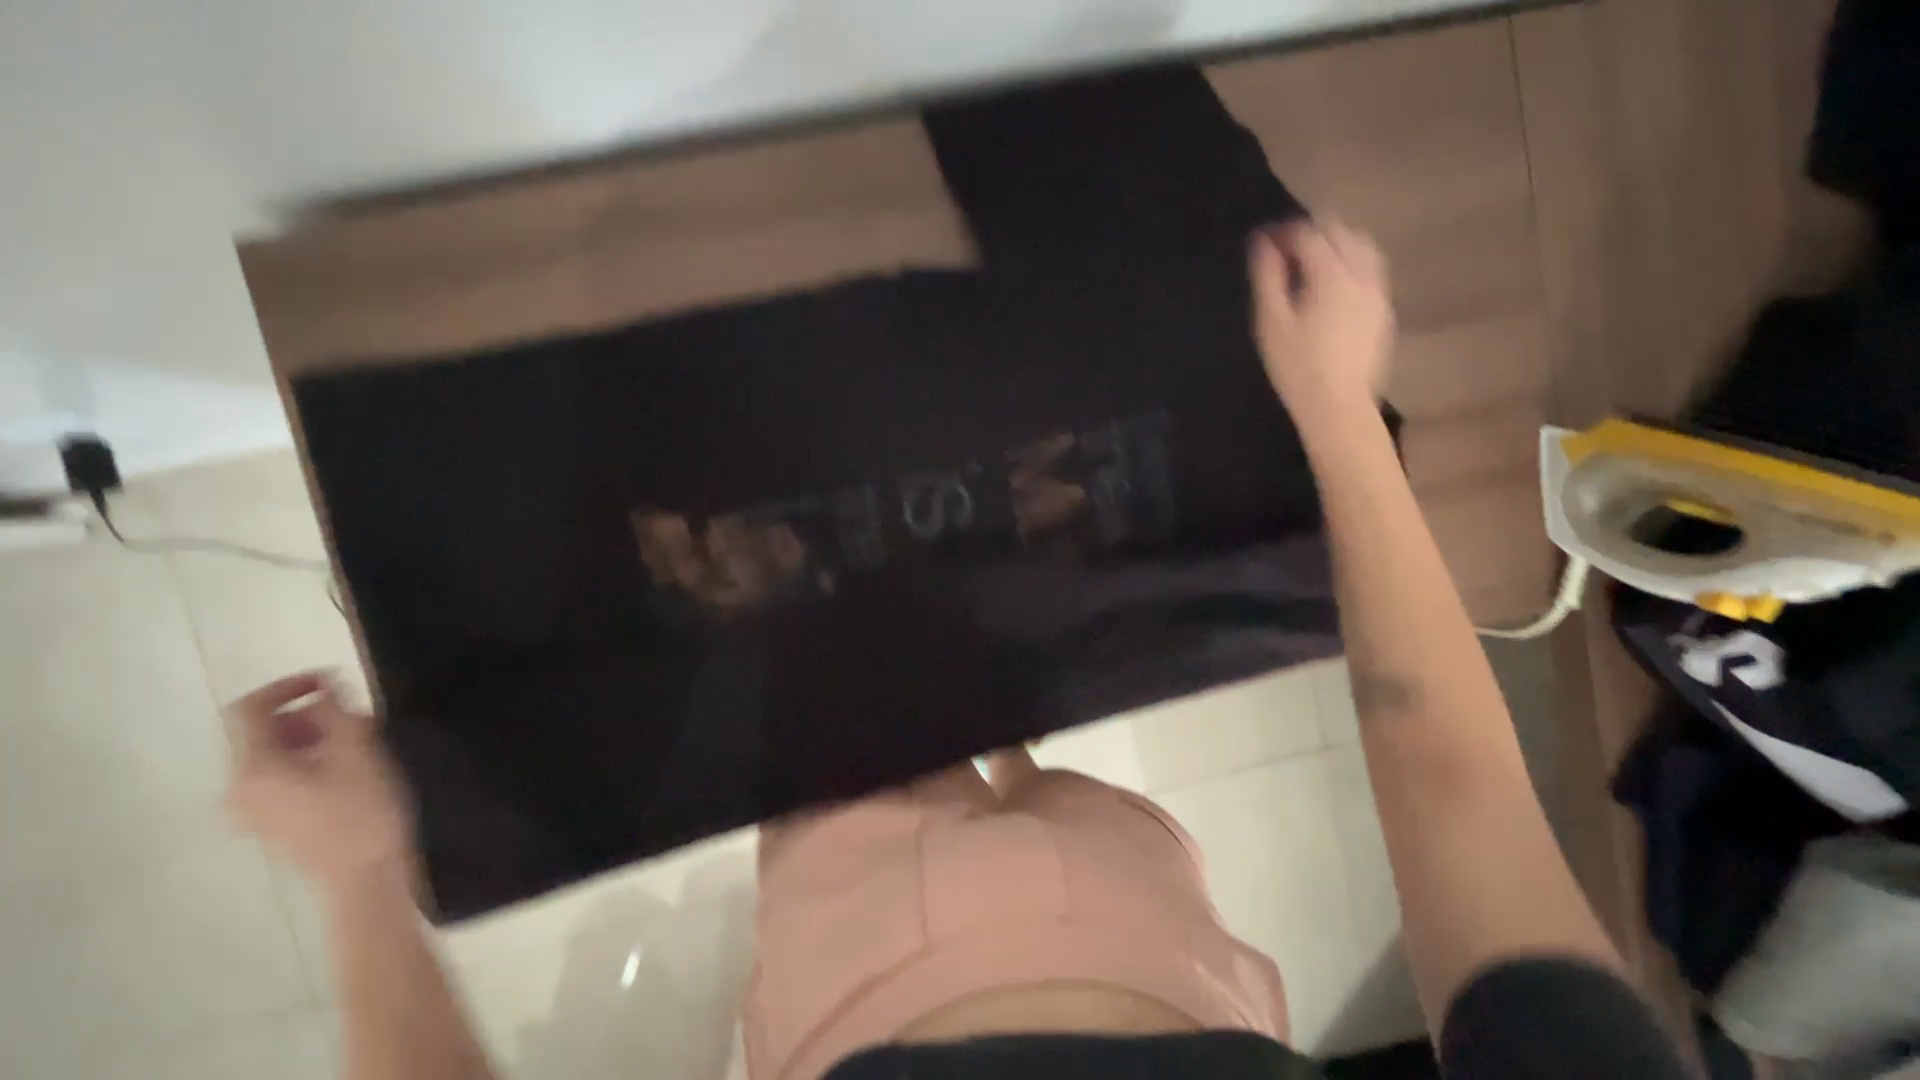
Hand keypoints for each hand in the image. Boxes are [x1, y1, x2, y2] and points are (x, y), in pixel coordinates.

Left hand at [225, 673, 413, 900]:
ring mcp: (251, 812)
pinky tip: (345, 771)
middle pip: (259, 735)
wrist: (365, 880)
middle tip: (352, 715)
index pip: (248, 710)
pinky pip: (278, 781)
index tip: (326, 680)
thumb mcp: (357, 752)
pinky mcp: (271, 827)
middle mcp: (239, 789)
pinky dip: (305, 764)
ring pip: (272, 758)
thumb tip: (322, 688)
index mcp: (254, 768)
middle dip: (304, 716)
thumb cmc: (364, 811)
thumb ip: (334, 713)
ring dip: (309, 740)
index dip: (284, 686)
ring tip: (356, 742)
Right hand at [1247, 219, 1395, 421]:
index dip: (1284, 232)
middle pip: (1341, 233)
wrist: (1337, 405)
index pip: (1309, 234)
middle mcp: (1362, 275)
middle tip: (1285, 251)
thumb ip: (1268, 278)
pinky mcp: (1383, 311)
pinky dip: (1351, 265)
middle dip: (1312, 233)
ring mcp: (1378, 293)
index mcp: (1332, 275)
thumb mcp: (1272, 323)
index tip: (1263, 240)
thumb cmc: (1297, 367)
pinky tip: (1332, 286)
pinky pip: (1370, 271)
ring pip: (1362, 248)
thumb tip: (1262, 244)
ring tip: (1310, 264)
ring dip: (1336, 245)